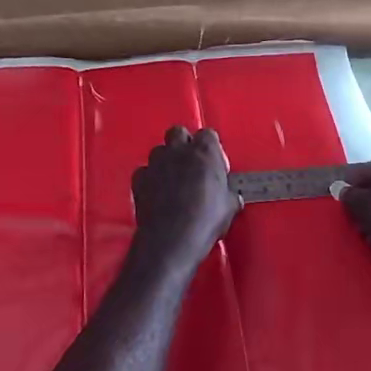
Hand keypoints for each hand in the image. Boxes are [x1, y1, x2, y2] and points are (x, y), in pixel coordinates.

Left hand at [130, 126, 239, 273]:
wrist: (172, 238)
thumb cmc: (205, 220)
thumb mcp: (229, 207)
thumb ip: (228, 194)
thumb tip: (232, 198)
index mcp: (204, 152)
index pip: (208, 135)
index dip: (211, 148)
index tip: (214, 163)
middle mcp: (178, 151)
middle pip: (178, 132)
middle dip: (184, 144)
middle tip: (192, 164)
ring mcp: (155, 163)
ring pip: (159, 150)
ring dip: (166, 160)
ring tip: (174, 180)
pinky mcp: (139, 179)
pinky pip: (144, 171)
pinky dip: (150, 178)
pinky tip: (157, 193)